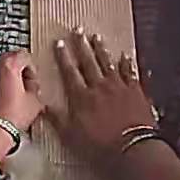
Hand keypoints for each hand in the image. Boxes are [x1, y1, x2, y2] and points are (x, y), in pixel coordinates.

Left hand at [0, 50, 43, 131]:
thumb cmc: (11, 117)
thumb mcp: (34, 102)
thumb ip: (34, 87)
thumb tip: (31, 85)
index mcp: (8, 65)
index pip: (24, 56)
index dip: (31, 70)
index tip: (32, 82)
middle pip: (7, 62)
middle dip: (15, 73)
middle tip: (21, 89)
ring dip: (0, 80)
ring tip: (7, 97)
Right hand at [52, 30, 156, 156]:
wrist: (131, 149)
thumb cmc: (99, 145)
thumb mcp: (70, 136)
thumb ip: (57, 119)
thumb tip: (44, 106)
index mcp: (81, 96)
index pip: (69, 72)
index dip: (63, 57)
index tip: (59, 42)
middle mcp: (98, 87)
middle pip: (88, 62)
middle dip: (81, 46)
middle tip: (77, 31)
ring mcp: (118, 87)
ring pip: (107, 63)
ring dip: (101, 50)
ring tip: (96, 37)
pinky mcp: (135, 92)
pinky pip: (130, 73)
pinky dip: (127, 63)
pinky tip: (125, 55)